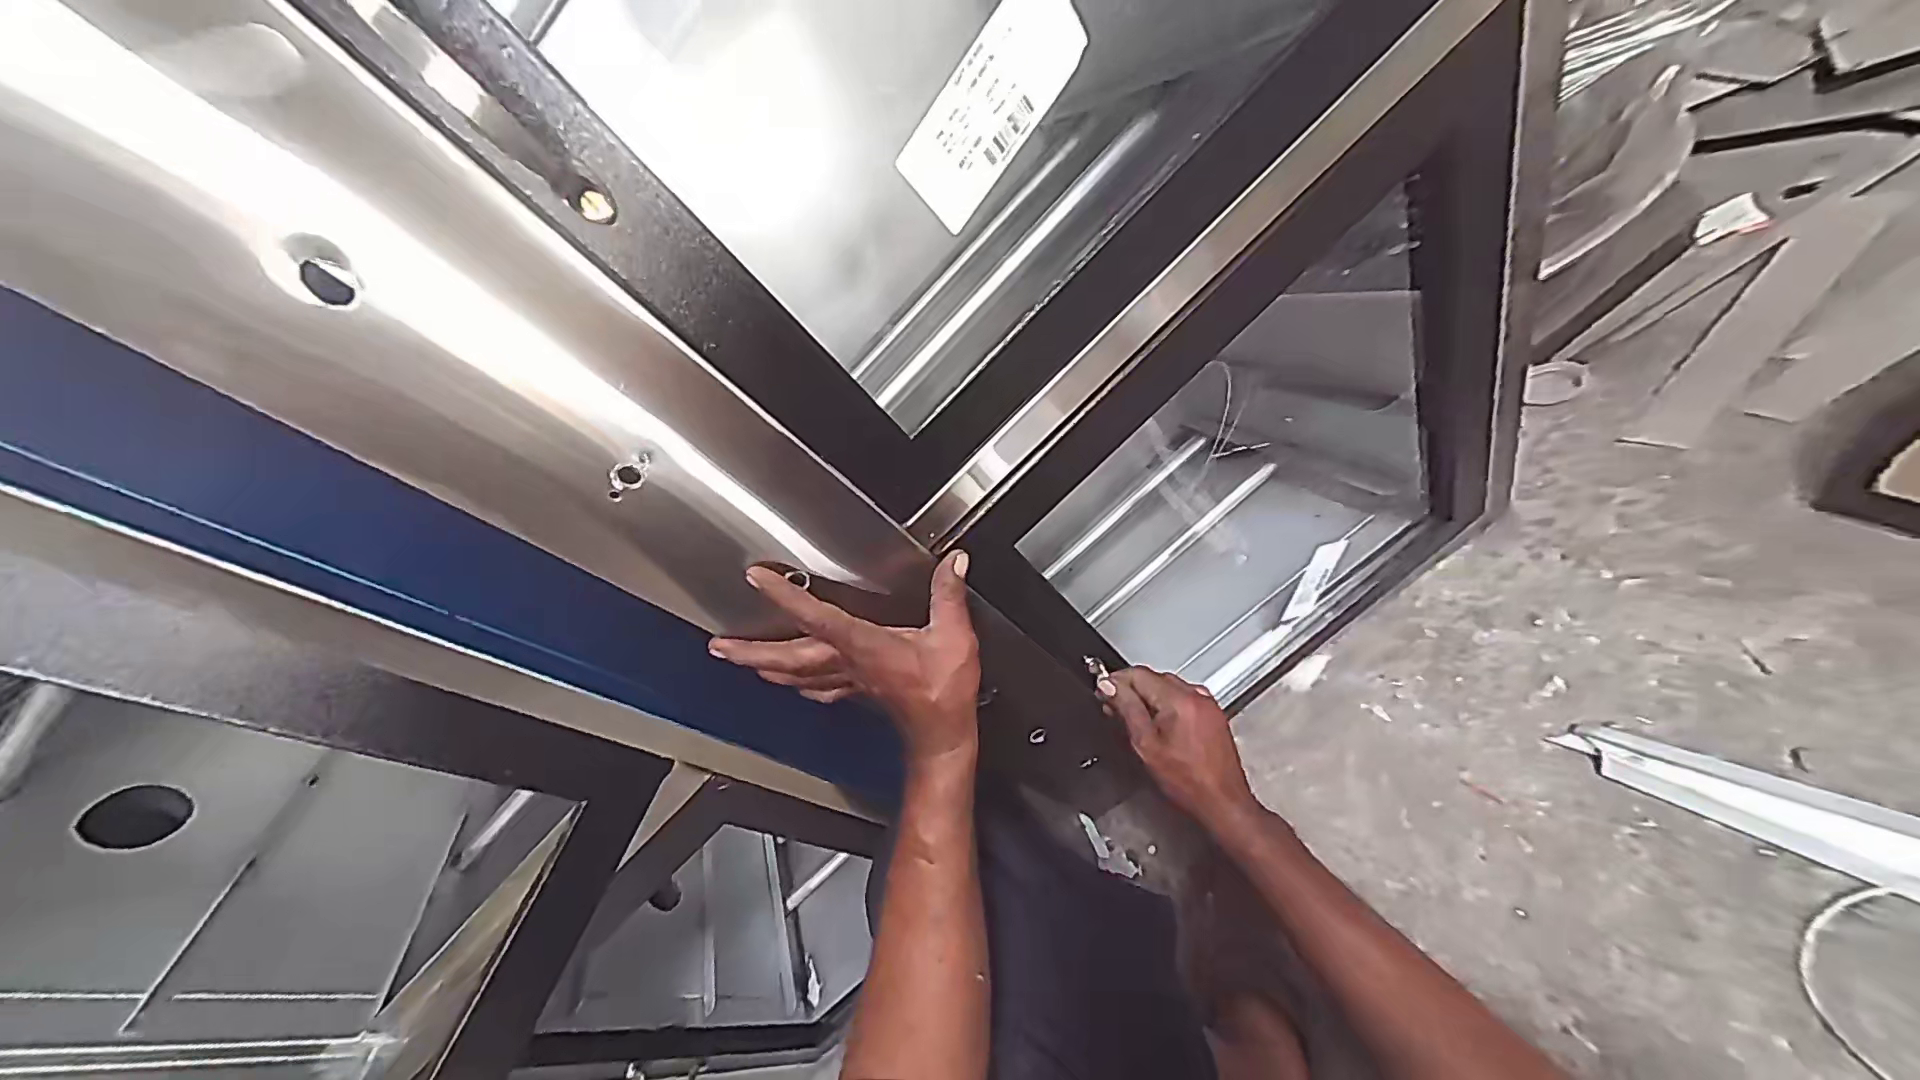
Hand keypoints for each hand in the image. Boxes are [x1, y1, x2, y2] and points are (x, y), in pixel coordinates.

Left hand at [709, 551, 980, 765]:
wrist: (943, 734)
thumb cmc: (943, 694)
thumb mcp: (953, 637)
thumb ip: (948, 595)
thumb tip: (953, 563)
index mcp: (863, 645)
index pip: (814, 615)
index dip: (784, 595)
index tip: (757, 578)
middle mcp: (849, 663)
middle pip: (788, 656)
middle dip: (750, 651)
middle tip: (718, 646)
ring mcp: (850, 680)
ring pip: (796, 673)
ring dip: (764, 666)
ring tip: (739, 660)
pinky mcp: (858, 690)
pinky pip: (818, 686)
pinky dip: (798, 682)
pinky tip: (794, 683)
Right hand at [1100, 667, 1266, 835]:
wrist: (1222, 802)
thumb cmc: (1189, 782)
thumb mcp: (1146, 745)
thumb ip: (1126, 708)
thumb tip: (1109, 686)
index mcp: (1179, 700)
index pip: (1138, 674)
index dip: (1115, 681)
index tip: (1103, 691)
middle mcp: (1196, 696)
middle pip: (1153, 677)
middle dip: (1131, 689)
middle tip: (1114, 707)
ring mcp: (1207, 704)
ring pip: (1167, 686)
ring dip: (1148, 696)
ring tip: (1135, 719)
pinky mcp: (1212, 714)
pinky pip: (1182, 697)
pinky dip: (1166, 704)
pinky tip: (1158, 724)